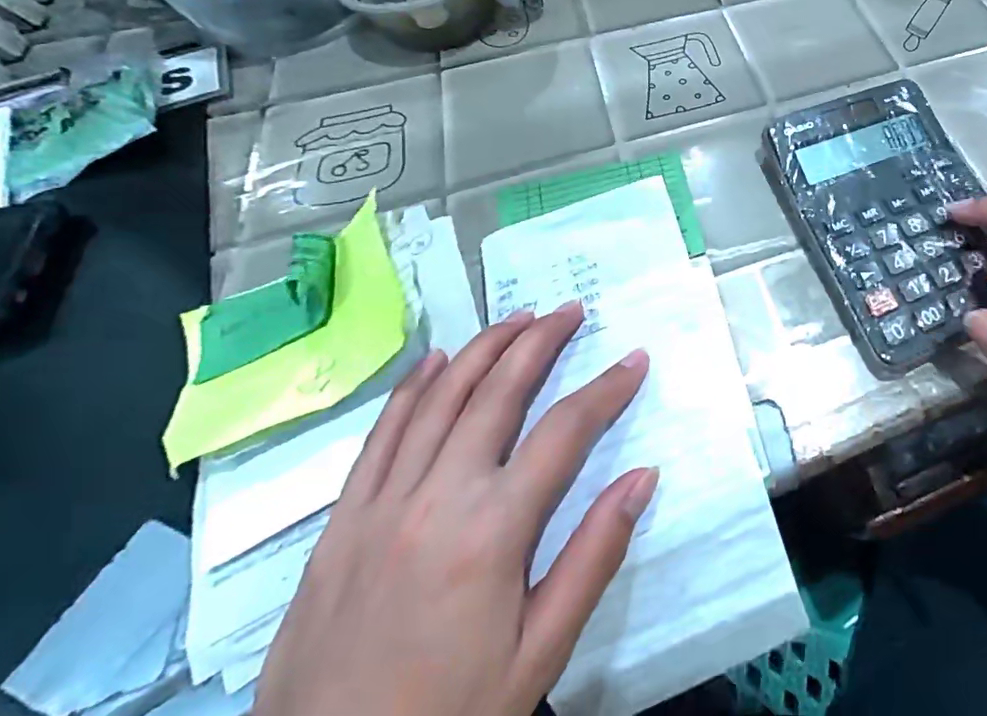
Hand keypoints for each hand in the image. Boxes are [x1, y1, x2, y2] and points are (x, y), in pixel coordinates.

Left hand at [255, 303, 655, 715]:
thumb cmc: (451, 711)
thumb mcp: (539, 653)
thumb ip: (592, 558)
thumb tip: (640, 479)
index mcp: (494, 530)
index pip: (564, 433)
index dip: (605, 390)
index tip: (633, 359)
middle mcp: (439, 492)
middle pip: (499, 393)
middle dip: (541, 343)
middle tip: (570, 311)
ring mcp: (385, 495)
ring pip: (441, 396)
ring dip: (484, 348)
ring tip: (518, 319)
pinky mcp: (346, 509)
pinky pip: (384, 428)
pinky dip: (414, 385)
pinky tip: (437, 359)